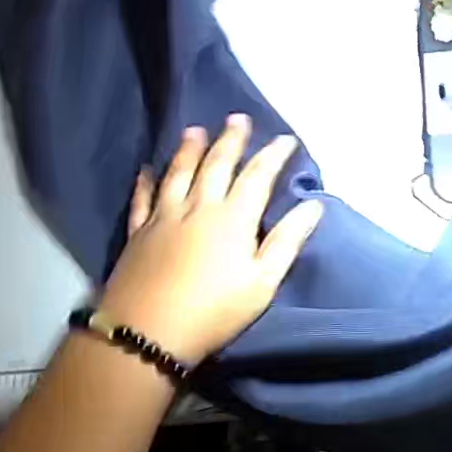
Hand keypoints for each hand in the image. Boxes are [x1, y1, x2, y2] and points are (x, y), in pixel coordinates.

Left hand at [98, 115, 321, 362]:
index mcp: (233, 219)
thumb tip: (313, 206)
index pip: (257, 177)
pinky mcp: (138, 233)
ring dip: (190, 149)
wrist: (148, 332)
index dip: (273, 156)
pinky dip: (147, 181)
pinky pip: (143, 198)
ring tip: (197, 130)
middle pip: (216, 165)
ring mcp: (164, 217)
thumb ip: (286, 241)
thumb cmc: (216, 310)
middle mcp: (198, 207)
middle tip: (238, 119)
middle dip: (231, 141)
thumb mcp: (263, 282)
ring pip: (178, 173)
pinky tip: (147, 170)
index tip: (286, 139)